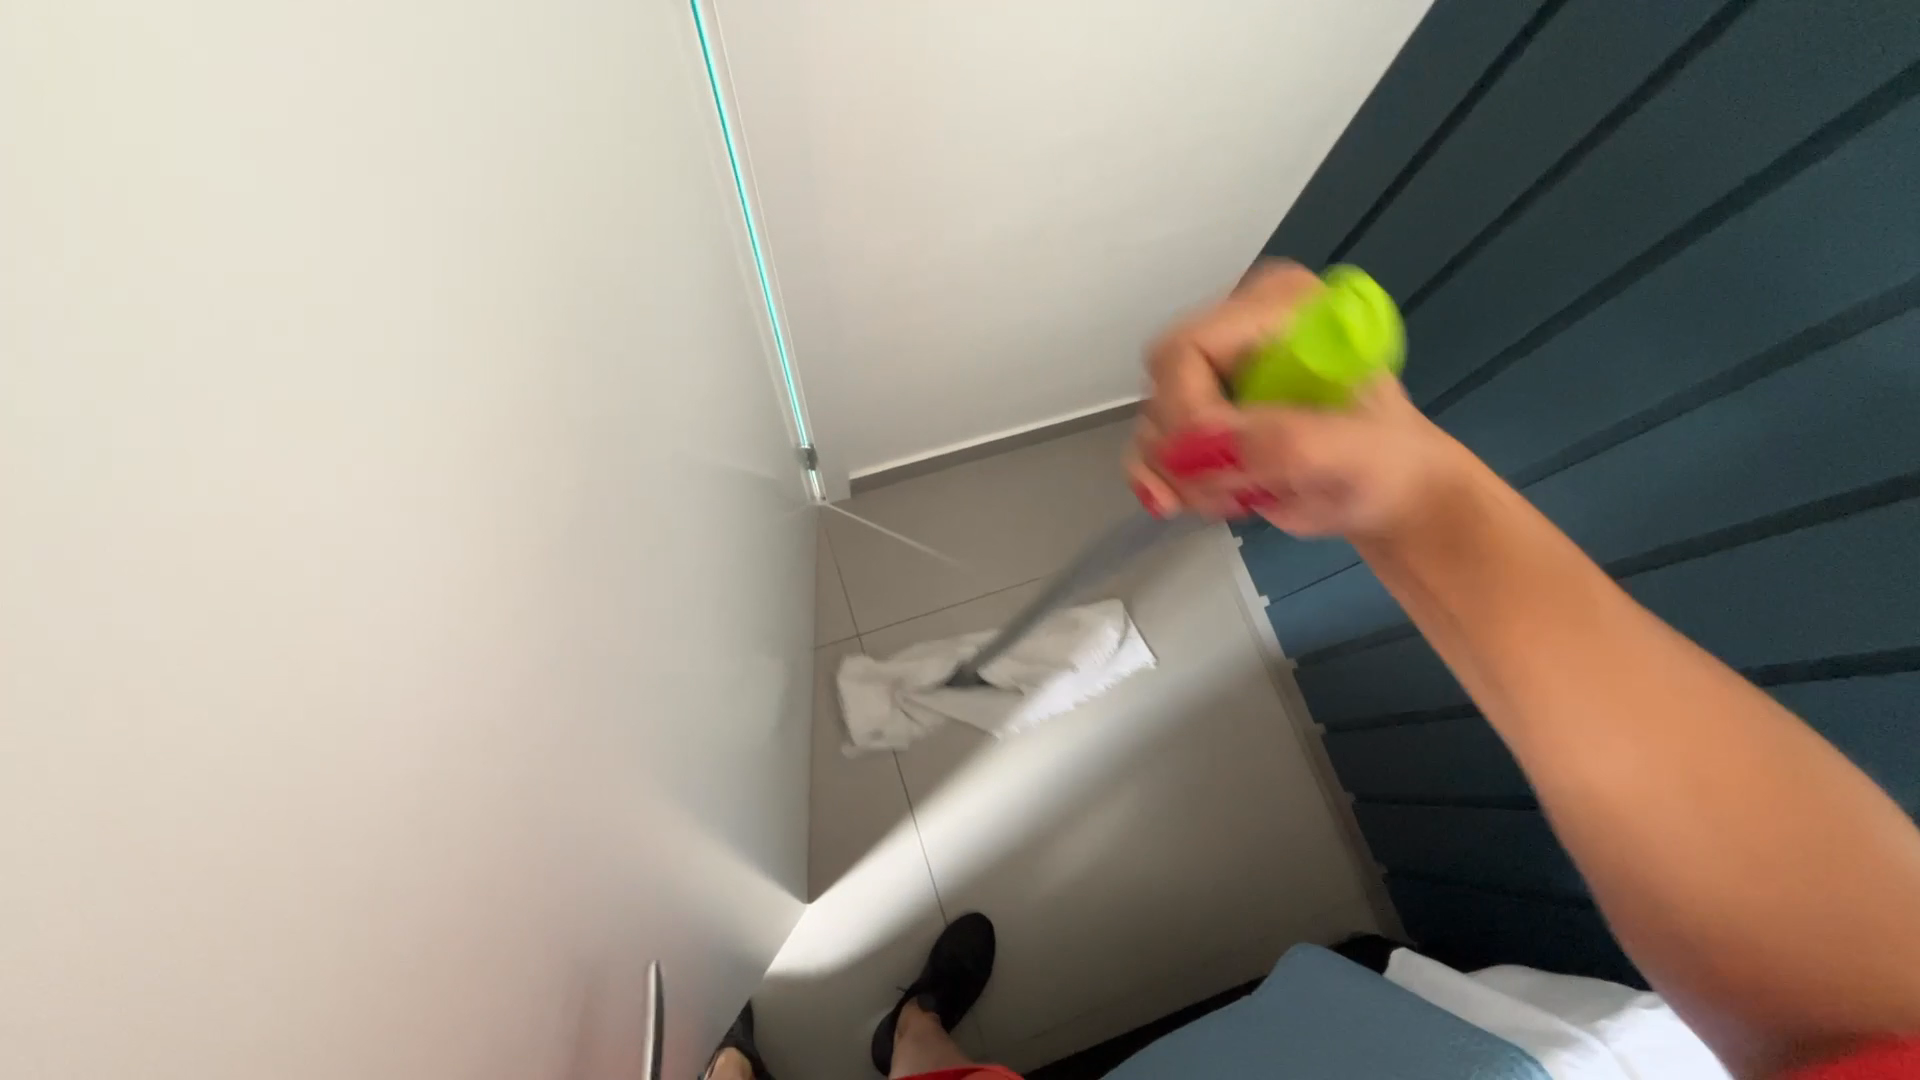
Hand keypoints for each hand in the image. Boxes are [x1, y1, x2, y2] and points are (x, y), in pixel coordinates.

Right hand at [1127, 259, 1464, 537]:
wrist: (1386, 492)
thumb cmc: (1384, 462)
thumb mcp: (1353, 451)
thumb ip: (1286, 442)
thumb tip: (1205, 447)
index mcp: (1277, 308)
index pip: (1187, 348)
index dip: (1188, 411)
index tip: (1223, 463)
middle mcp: (1231, 331)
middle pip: (1159, 387)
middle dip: (1185, 450)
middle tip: (1232, 489)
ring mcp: (1208, 376)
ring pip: (1150, 424)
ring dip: (1179, 475)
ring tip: (1236, 498)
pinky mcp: (1194, 416)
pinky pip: (1148, 449)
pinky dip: (1163, 484)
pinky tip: (1199, 503)